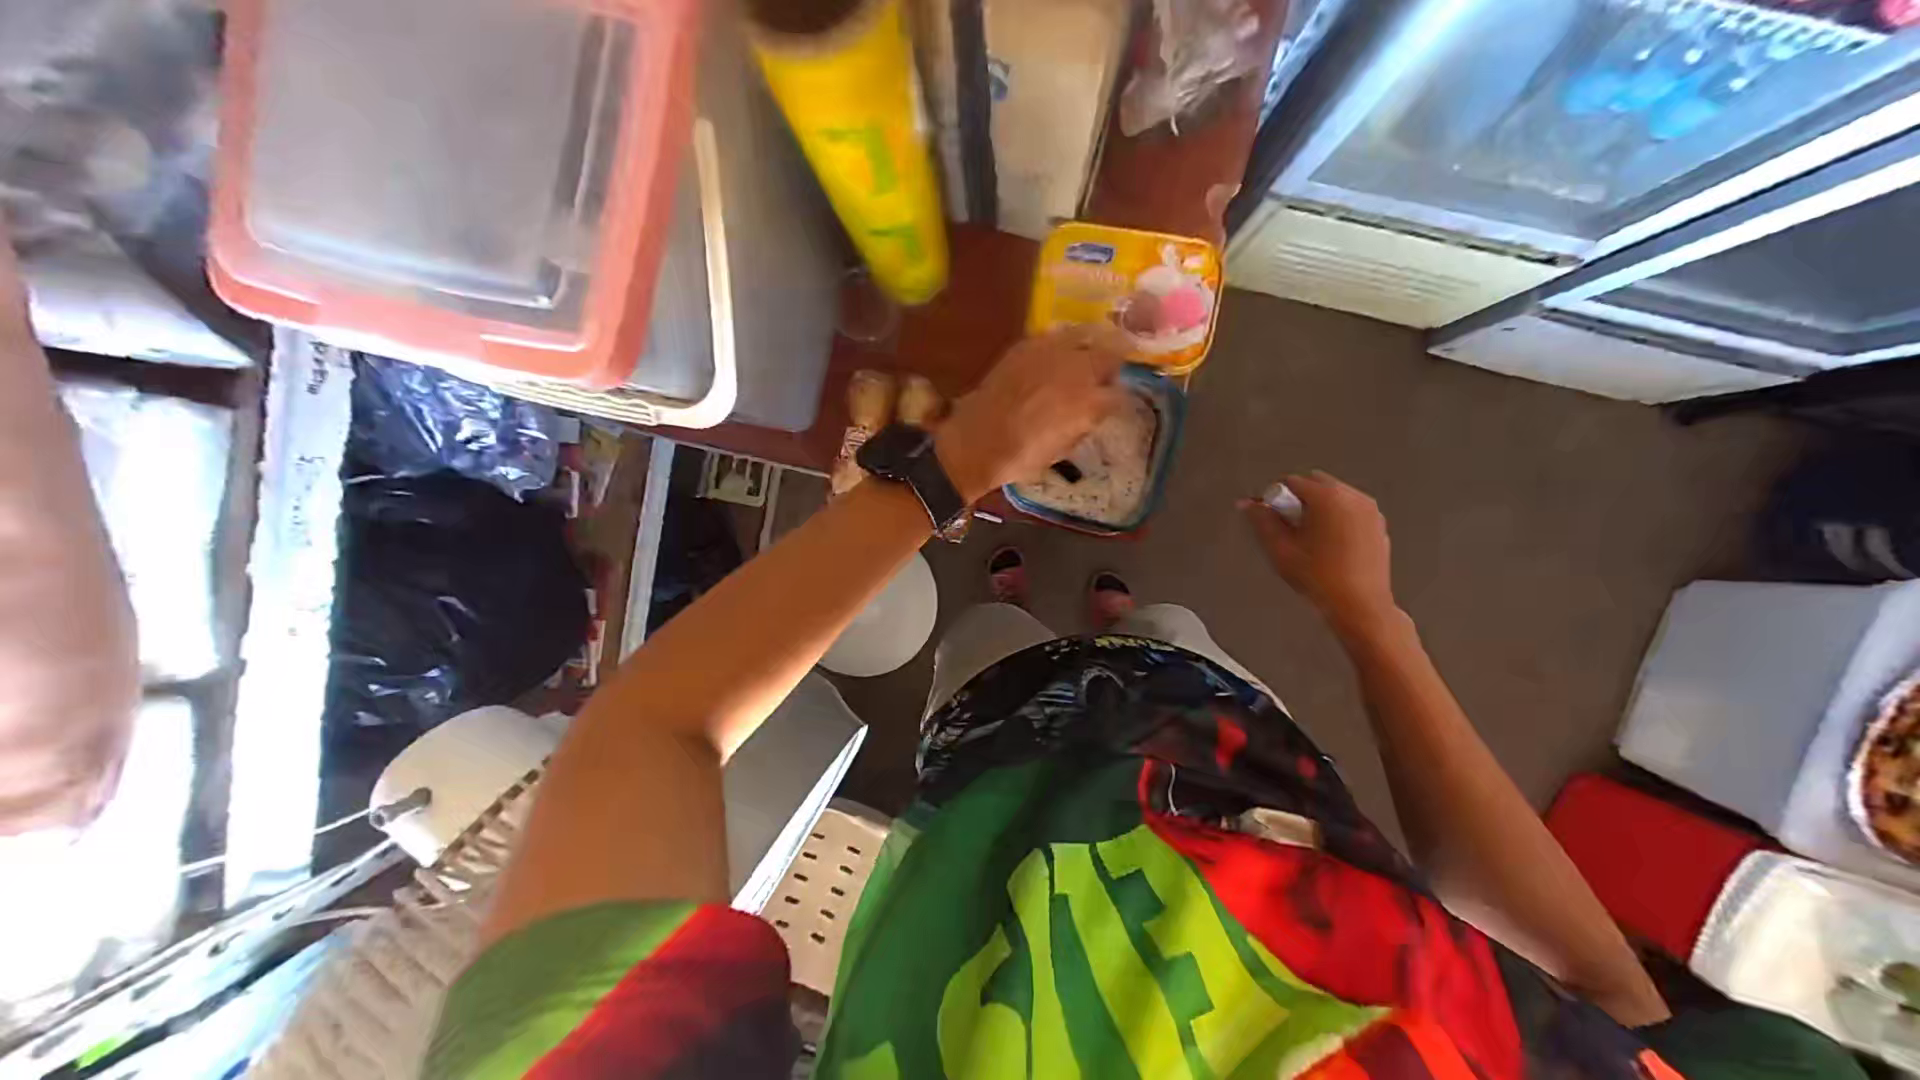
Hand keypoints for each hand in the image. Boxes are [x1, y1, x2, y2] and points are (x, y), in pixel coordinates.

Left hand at [935, 325, 1127, 501]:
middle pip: (1113, 351)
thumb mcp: (1065, 447)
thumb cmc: (1024, 455)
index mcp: (1092, 401)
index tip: (1115, 402)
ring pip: (1087, 333)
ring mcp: (1053, 351)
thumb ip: (1086, 422)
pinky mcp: (1028, 345)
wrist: (980, 440)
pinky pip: (1056, 335)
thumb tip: (1094, 410)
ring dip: (1093, 343)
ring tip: (1088, 353)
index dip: (1120, 398)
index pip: (1122, 393)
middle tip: (1108, 370)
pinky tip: (1056, 356)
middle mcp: (1079, 369)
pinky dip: (1062, 343)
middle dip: (1115, 360)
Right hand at [1239, 471, 1398, 633]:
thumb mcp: (1280, 549)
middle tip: (1289, 527)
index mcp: (1327, 497)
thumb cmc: (1319, 577)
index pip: (1291, 482)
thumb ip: (1261, 520)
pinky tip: (1329, 545)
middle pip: (1315, 483)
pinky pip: (1350, 509)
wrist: (1359, 604)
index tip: (1271, 519)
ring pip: (1335, 495)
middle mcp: (1352, 497)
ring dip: (1318, 506)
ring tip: (1310, 538)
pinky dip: (1337, 517)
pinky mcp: (1378, 525)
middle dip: (1298, 499)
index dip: (1275, 498)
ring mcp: (1369, 510)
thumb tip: (1248, 504)